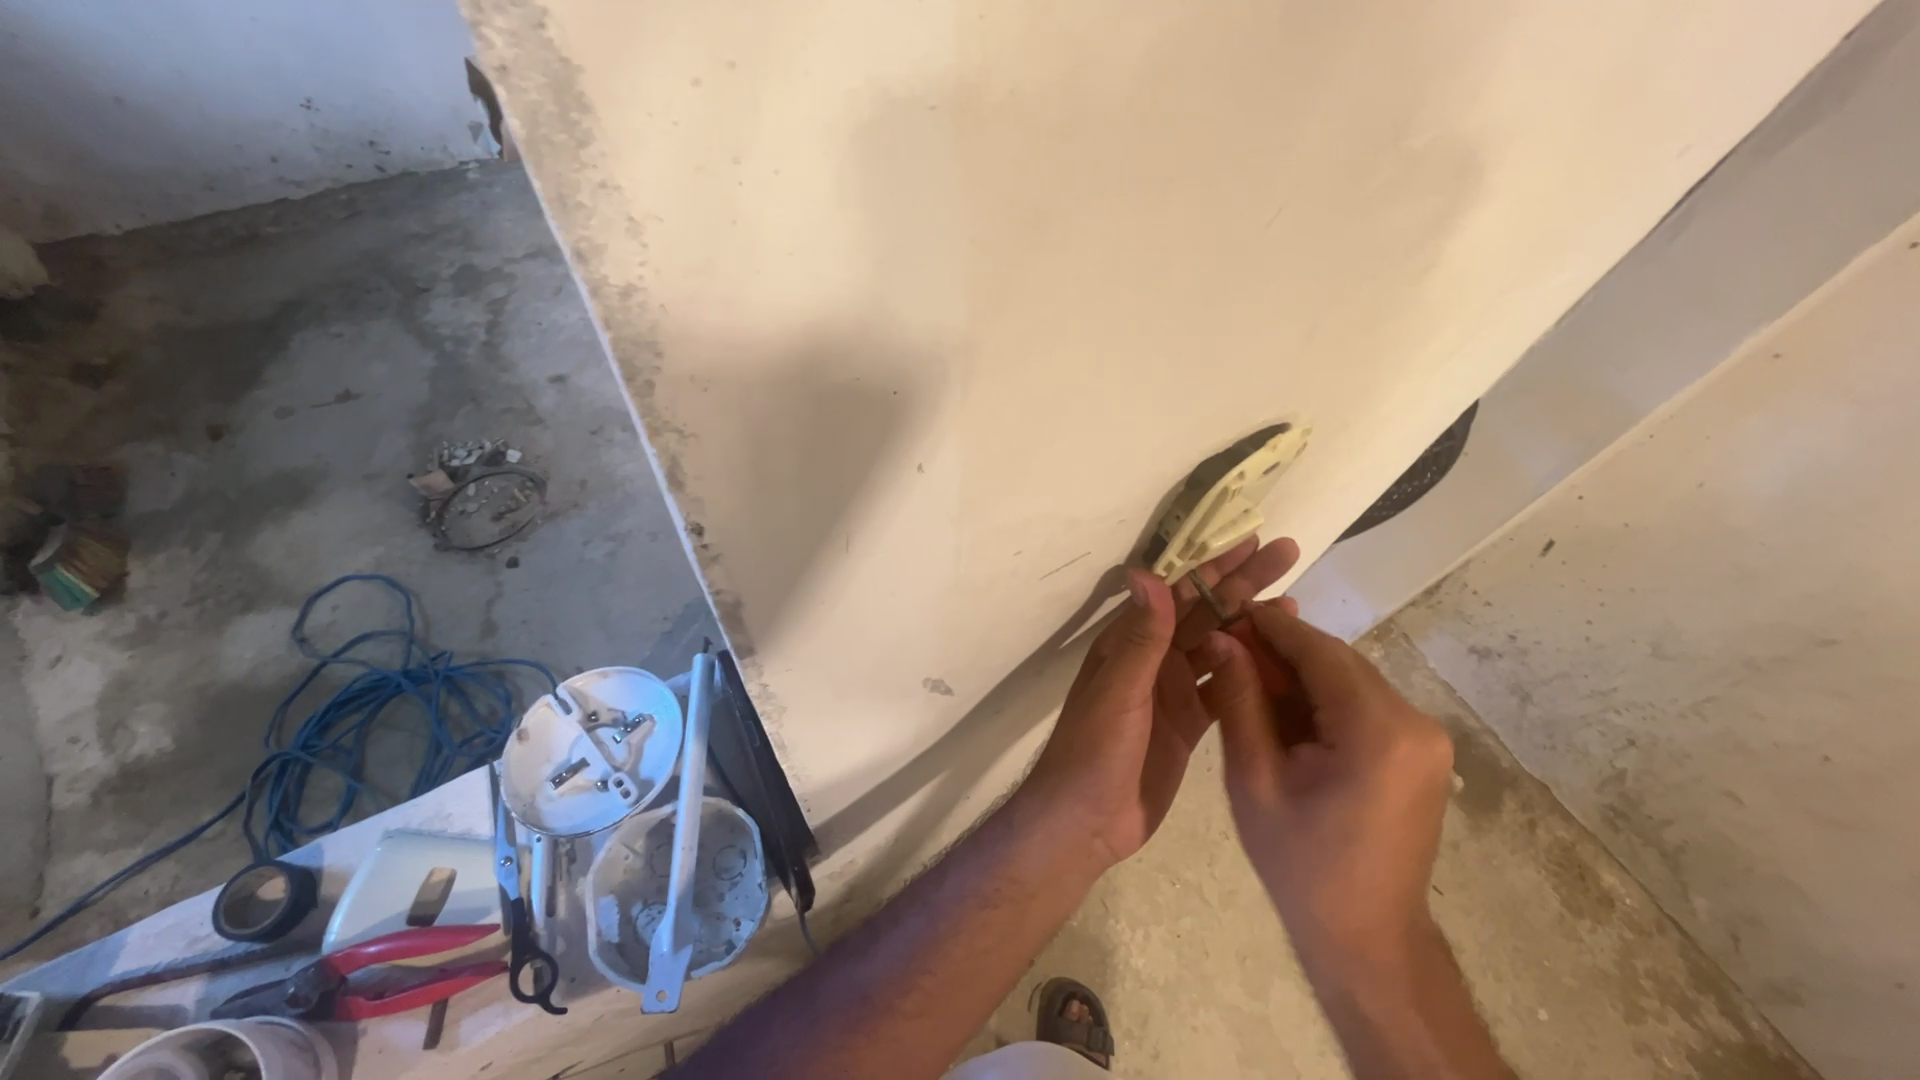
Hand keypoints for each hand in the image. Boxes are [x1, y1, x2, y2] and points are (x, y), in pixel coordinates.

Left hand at [1020, 538, 1299, 871]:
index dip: (1212, 566)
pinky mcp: (1189, 724)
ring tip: (1295, 605)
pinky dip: (1251, 673)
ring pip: (1219, 648)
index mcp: (1128, 644)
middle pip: (1204, 614)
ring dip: (1252, 626)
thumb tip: (1148, 572)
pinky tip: (1280, 660)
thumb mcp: (1118, 691)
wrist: (1085, 822)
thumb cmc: (1093, 752)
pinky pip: (1225, 688)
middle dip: (1242, 585)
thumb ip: (1140, 637)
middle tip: (1287, 555)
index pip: (1176, 593)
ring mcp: (1172, 692)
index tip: (1250, 540)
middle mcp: (1152, 660)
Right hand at [1197, 603, 1454, 977]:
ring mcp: (1426, 738)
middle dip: (1283, 650)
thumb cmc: (1299, 863)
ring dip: (1301, 674)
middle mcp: (1415, 723)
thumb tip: (1220, 638)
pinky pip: (1365, 705)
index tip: (1228, 608)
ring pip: (1351, 680)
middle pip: (1339, 662)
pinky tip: (1284, 709)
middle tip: (1228, 645)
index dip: (1271, 626)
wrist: (1365, 935)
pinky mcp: (1422, 752)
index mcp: (1378, 731)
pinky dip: (1323, 699)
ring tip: (1248, 676)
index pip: (1319, 652)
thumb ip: (1239, 700)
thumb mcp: (1254, 777)